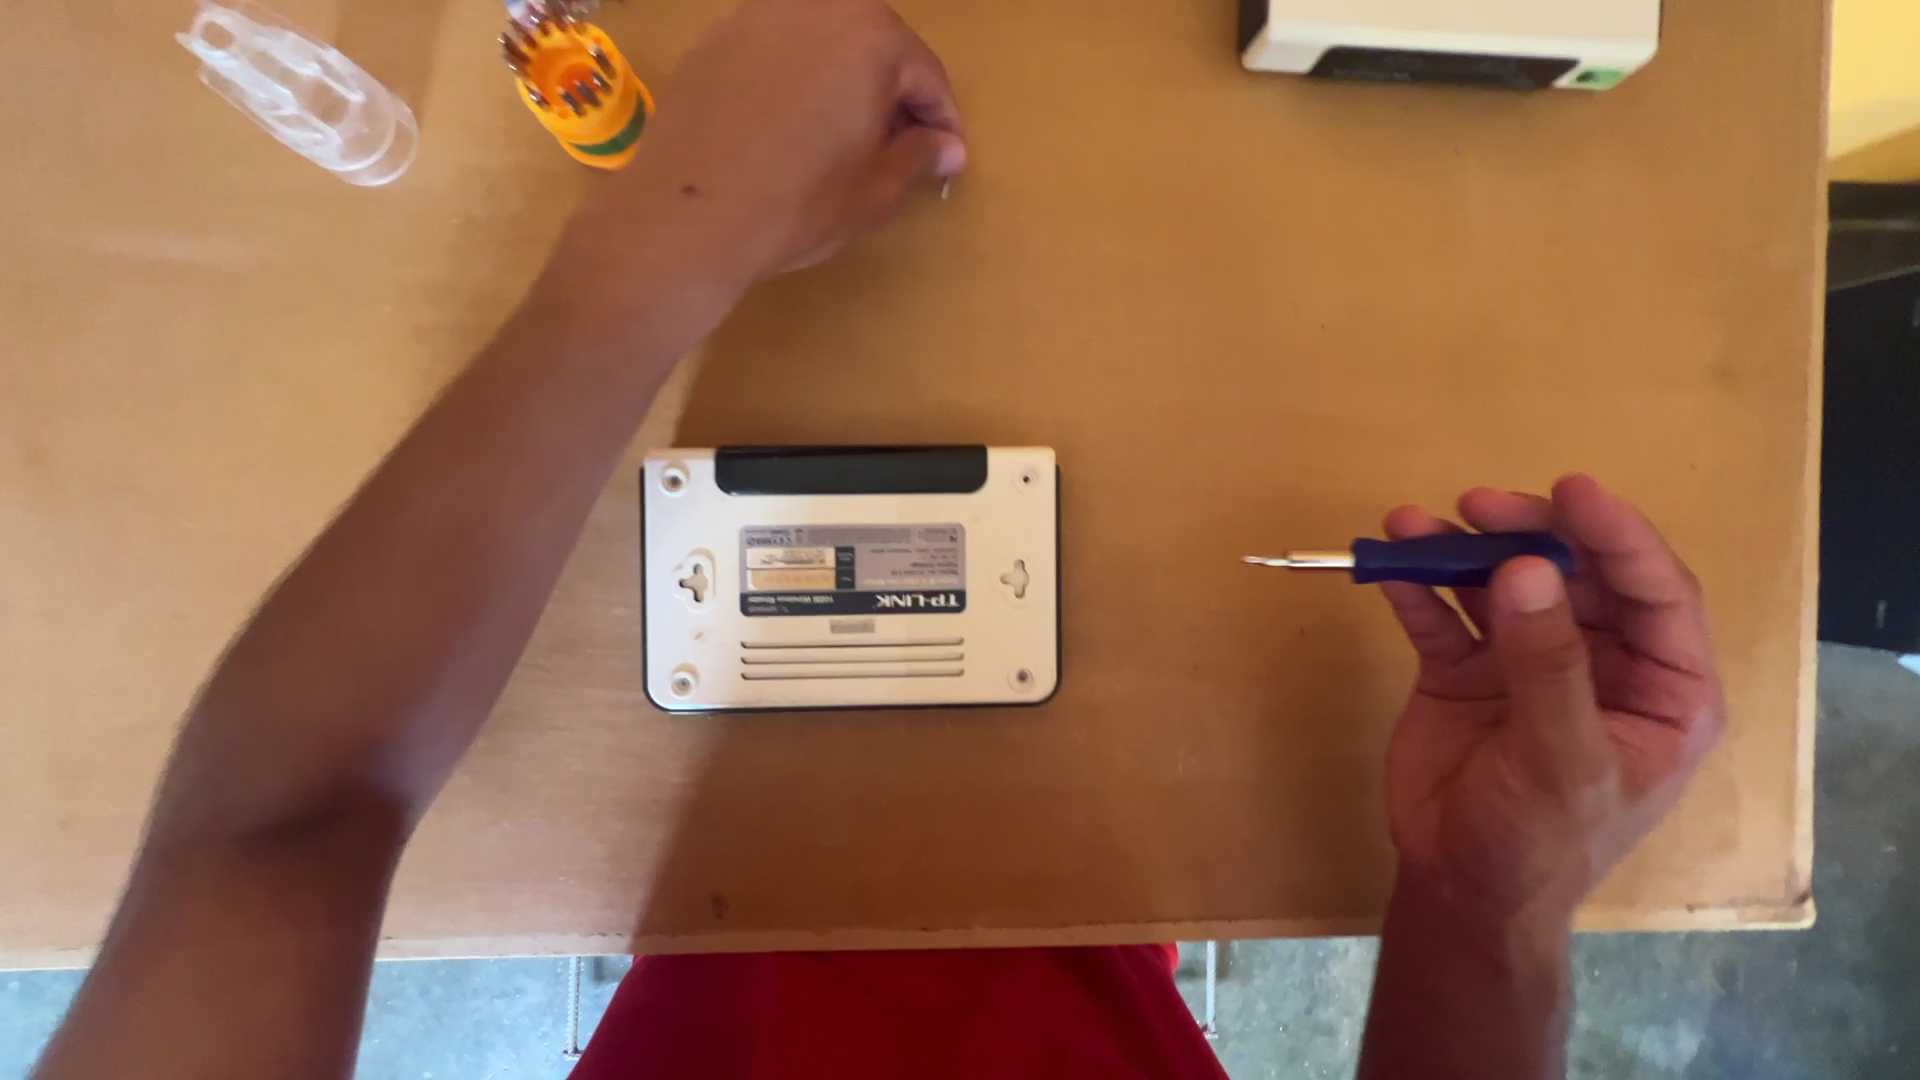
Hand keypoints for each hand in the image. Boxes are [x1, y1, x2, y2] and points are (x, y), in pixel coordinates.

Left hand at [558, 0, 965, 297]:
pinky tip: (792, 128)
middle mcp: (816, 4)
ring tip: (845, 137)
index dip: (942, 120)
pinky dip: (799, 80)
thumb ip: (918, 157)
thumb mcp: (875, 192)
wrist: (692, 214)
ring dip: (846, 82)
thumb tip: (947, 146)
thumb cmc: (799, 206)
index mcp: (870, 35)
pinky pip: (778, 51)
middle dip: (895, 94)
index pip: (926, 73)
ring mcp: (759, 13)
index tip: (947, 155)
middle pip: (875, 45)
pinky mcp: (716, 37)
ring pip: (823, 42)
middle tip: (899, 146)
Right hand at [1376, 474, 1724, 925]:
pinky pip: (1438, 617)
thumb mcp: (1559, 758)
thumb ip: (1546, 665)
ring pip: (1495, 587)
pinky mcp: (1458, 671)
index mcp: (1657, 688)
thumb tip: (1523, 571)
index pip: (1654, 595)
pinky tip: (1387, 567)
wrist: (1458, 880)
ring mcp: (1519, 662)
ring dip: (1455, 552)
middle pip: (1568, 576)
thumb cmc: (1539, 837)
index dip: (1619, 538)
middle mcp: (1593, 662)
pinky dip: (1412, 590)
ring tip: (1411, 523)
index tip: (1573, 490)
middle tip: (1475, 504)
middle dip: (1525, 534)